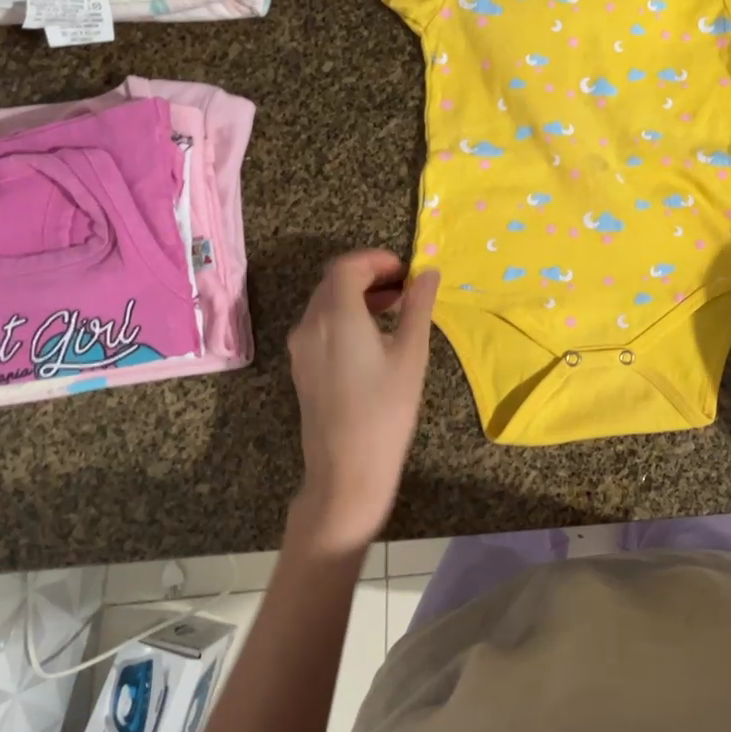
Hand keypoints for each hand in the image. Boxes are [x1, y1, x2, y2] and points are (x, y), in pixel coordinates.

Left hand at [286, 251, 439, 545]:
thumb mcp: (411, 355)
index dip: (377, 261)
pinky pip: (321, 325)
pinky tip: (374, 338)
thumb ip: (418, 308)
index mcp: (336, 316)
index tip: (407, 272)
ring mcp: (301, 348)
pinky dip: (346, 317)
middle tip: (407, 288)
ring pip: (326, 303)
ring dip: (358, 296)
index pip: (347, 266)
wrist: (347, 470)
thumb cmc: (386, 411)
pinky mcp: (302, 367)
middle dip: (370, 276)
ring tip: (395, 311)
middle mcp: (310, 325)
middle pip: (334, 282)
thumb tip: (429, 274)